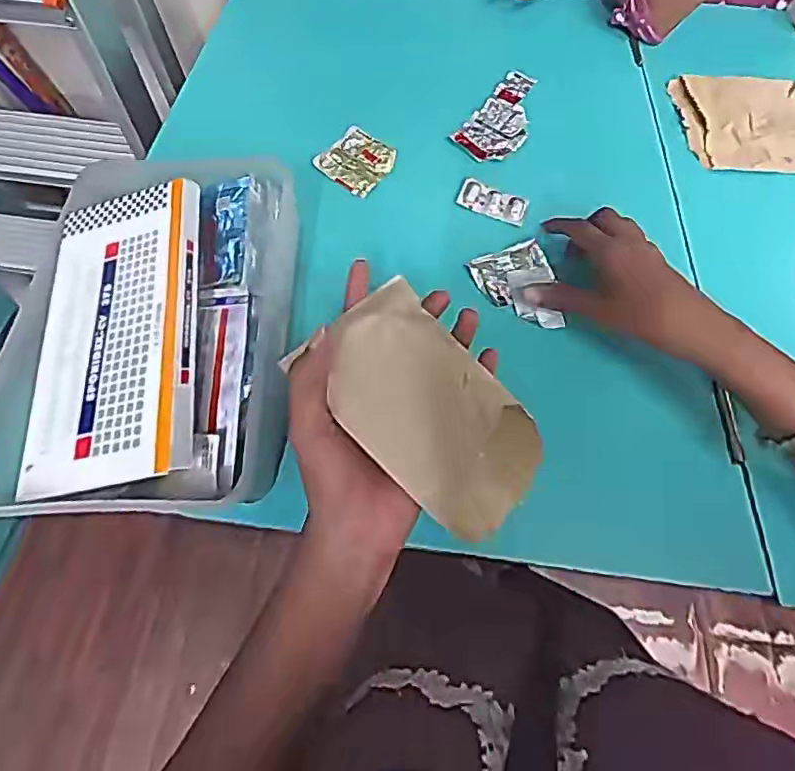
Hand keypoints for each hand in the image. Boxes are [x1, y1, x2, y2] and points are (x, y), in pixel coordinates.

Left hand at [287, 259, 498, 558]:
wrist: (358, 528)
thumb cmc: (329, 473)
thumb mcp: (308, 420)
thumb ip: (311, 375)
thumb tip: (328, 327)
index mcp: (349, 382)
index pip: (354, 330)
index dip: (358, 297)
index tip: (364, 267)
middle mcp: (381, 388)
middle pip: (402, 340)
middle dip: (418, 314)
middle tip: (437, 295)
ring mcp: (411, 408)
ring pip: (435, 361)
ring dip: (452, 337)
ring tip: (467, 316)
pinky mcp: (436, 430)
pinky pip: (461, 397)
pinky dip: (476, 377)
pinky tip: (487, 359)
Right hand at [521, 208, 720, 362]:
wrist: (692, 326)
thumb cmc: (642, 316)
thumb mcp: (597, 309)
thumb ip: (562, 298)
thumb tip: (529, 293)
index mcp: (609, 249)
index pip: (579, 228)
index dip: (560, 227)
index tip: (547, 230)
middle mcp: (628, 241)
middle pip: (603, 218)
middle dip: (584, 225)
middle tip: (571, 245)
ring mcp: (646, 249)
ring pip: (620, 226)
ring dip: (603, 232)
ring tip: (591, 256)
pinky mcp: (657, 260)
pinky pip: (632, 239)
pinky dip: (617, 242)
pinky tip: (614, 267)